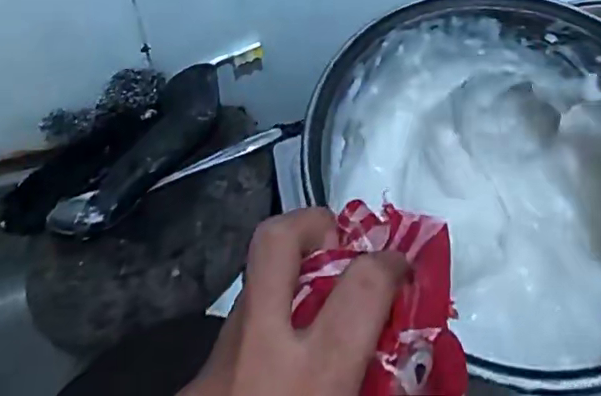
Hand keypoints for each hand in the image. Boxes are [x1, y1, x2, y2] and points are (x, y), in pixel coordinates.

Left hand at [182, 208, 408, 395]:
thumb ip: (383, 390)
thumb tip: (408, 370)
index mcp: (311, 376)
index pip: (361, 285)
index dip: (391, 263)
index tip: (402, 268)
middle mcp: (258, 352)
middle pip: (273, 242)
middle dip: (312, 222)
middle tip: (340, 240)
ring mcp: (214, 365)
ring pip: (251, 285)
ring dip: (289, 280)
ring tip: (319, 308)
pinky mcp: (192, 386)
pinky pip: (237, 335)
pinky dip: (267, 333)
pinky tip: (281, 371)